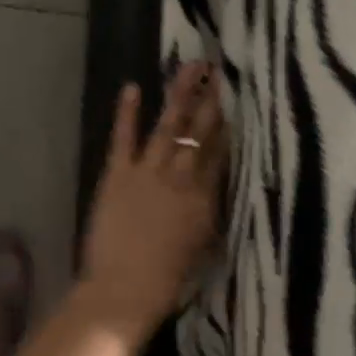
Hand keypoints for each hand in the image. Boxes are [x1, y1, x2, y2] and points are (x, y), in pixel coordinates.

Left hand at [81, 62, 226, 329]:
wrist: (124, 290)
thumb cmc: (167, 282)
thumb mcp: (202, 248)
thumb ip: (209, 215)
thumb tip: (214, 194)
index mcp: (206, 200)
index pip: (221, 156)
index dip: (228, 129)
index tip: (237, 103)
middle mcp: (182, 179)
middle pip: (201, 134)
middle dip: (211, 101)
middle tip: (220, 71)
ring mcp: (149, 174)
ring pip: (169, 127)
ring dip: (180, 95)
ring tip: (191, 65)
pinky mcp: (118, 176)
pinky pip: (123, 138)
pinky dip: (126, 113)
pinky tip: (132, 87)